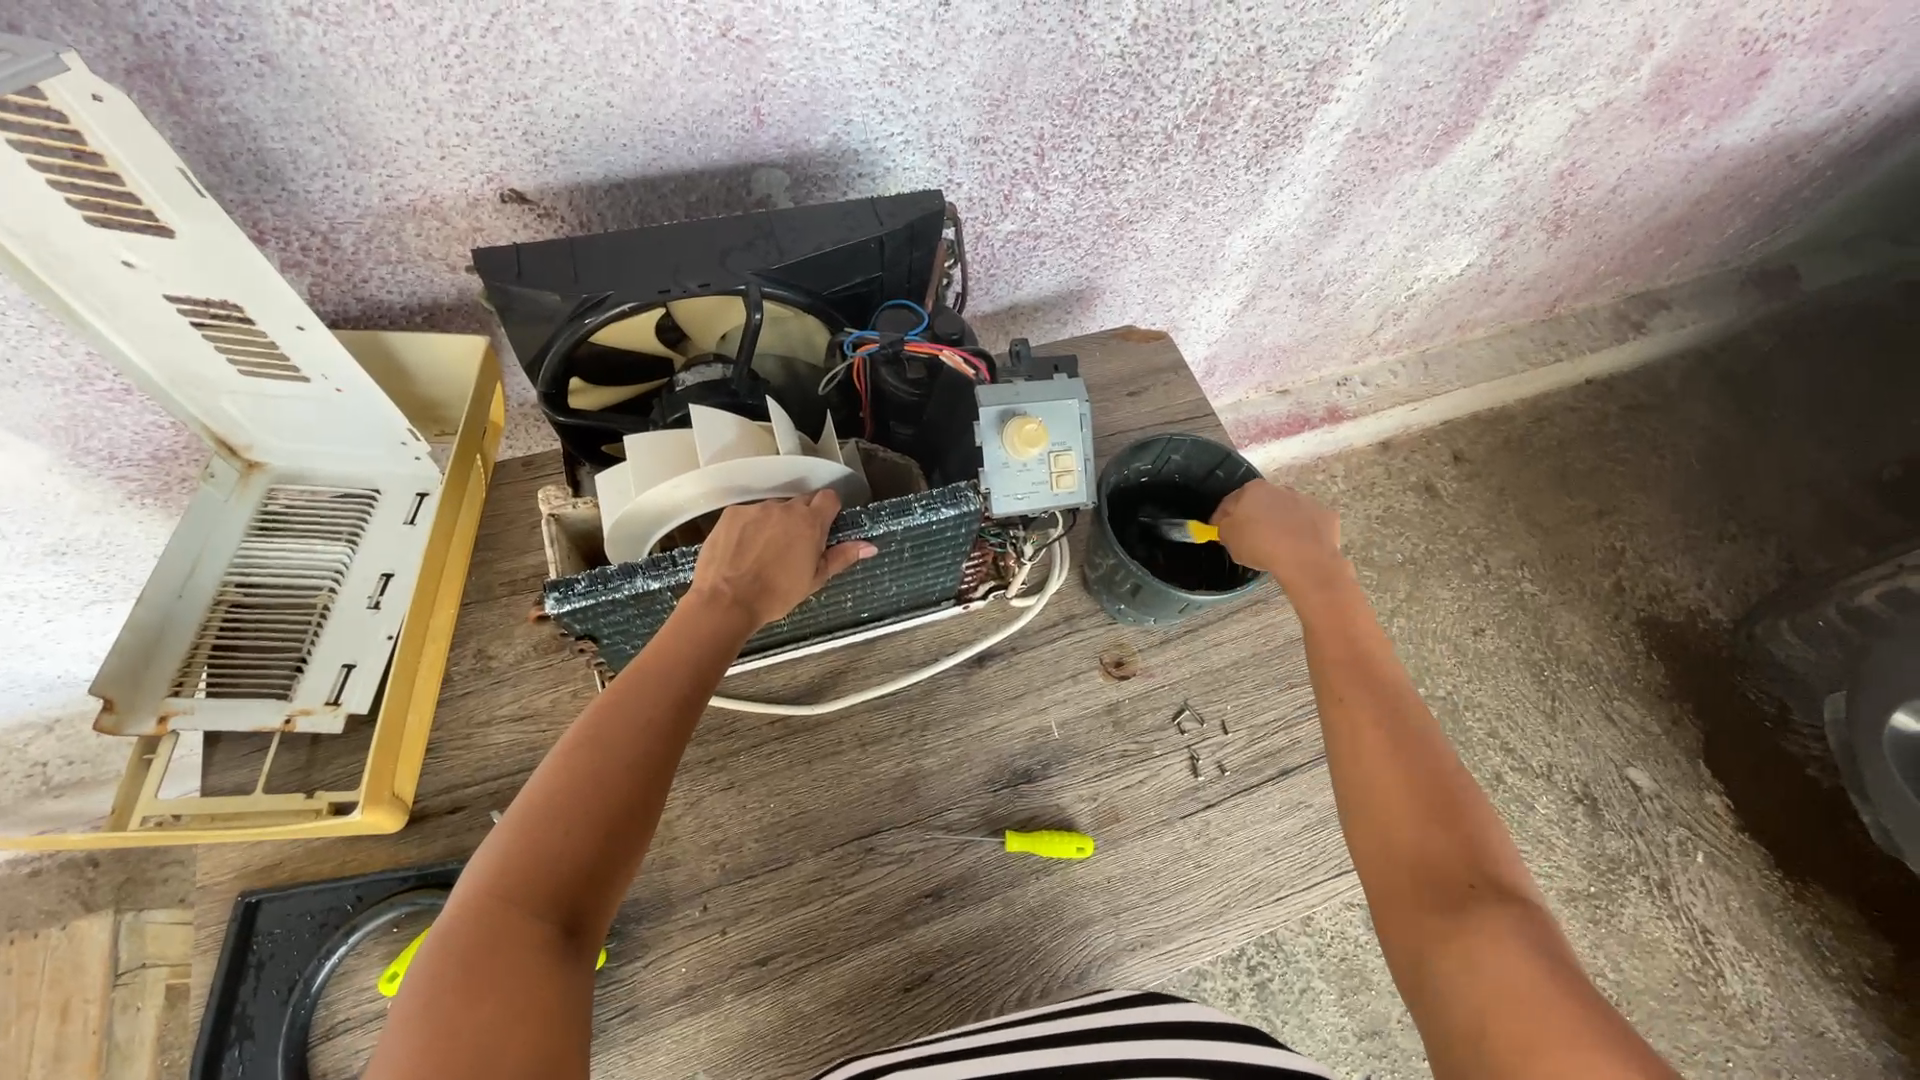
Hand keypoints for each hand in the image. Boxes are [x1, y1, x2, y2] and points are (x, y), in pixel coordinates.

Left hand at [685, 490, 876, 628]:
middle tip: (796, 546)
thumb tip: (870, 546)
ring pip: (774, 509)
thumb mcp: (815, 579)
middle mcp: (784, 508)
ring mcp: (755, 509)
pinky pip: (749, 514)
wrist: (726, 601)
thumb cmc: (776, 595)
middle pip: (801, 502)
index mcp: (809, 522)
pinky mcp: (731, 514)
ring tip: (766, 552)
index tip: (824, 528)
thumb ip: (842, 556)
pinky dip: (751, 527)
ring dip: (776, 523)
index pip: (829, 498)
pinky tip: (745, 550)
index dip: (829, 511)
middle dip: (802, 519)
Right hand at [1210, 480, 1350, 593]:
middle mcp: (1279, 489)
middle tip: (1250, 539)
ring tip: (1277, 546)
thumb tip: (1227, 525)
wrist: (1306, 559)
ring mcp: (1306, 501)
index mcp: (1252, 490)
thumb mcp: (1229, 540)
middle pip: (1261, 503)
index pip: (1230, 502)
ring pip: (1286, 512)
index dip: (1223, 518)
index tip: (1221, 532)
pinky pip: (1308, 524)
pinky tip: (1299, 548)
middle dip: (1254, 517)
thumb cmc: (1261, 545)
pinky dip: (1302, 533)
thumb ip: (1223, 527)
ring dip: (1280, 523)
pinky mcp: (1325, 515)